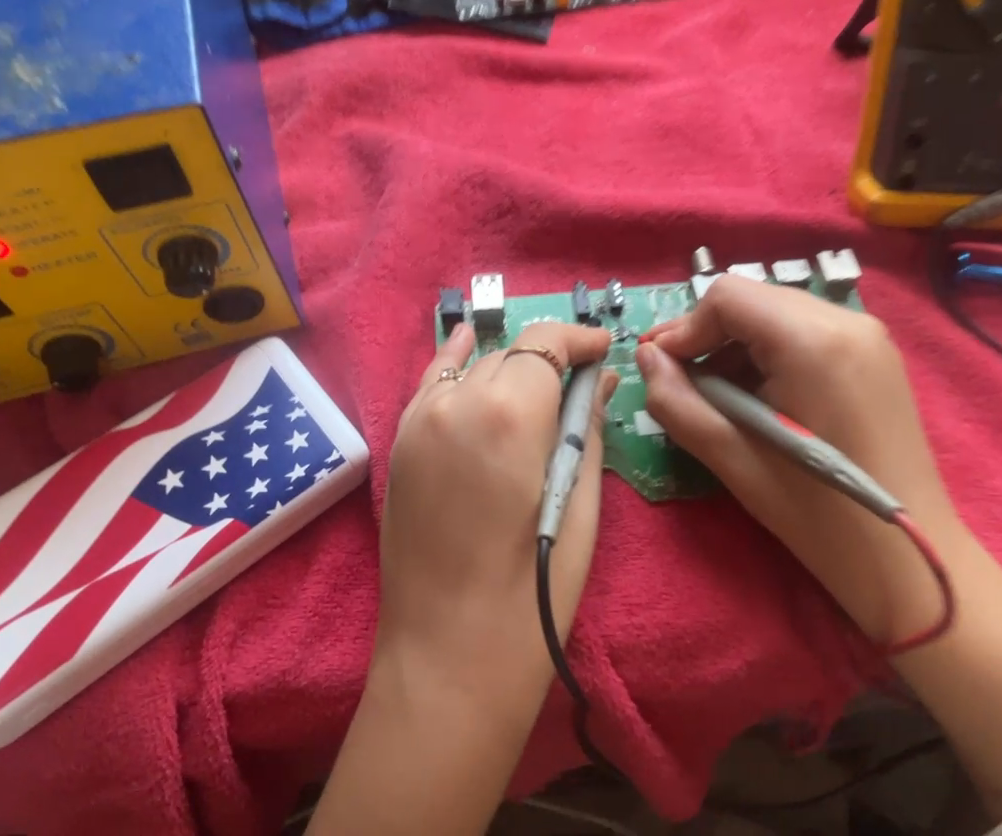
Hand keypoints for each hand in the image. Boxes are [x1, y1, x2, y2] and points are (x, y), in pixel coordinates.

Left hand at [378, 321, 619, 696]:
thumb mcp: (577, 513)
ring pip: (471, 368)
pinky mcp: (397, 448)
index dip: (577, 338)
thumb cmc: (530, 598)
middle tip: (580, 386)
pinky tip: (467, 349)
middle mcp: (453, 405)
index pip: (543, 344)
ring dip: (507, 370)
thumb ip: (586, 433)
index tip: (603, 348)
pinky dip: (453, 366)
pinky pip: (429, 387)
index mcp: (505, 417)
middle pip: (509, 355)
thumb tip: (597, 382)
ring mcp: (415, 425)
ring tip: (537, 392)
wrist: (444, 663)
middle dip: (548, 360)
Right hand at [637, 275, 966, 642]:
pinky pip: (807, 332)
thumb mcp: (732, 458)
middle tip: (684, 384)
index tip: (665, 371)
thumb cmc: (816, 515)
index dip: (684, 329)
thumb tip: (647, 358)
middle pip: (754, 300)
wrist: (906, 560)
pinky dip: (772, 354)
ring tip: (722, 400)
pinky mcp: (876, 356)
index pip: (727, 297)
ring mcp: (869, 336)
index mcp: (813, 340)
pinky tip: (762, 400)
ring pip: (778, 314)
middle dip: (709, 336)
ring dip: (739, 347)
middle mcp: (847, 320)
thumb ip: (677, 400)